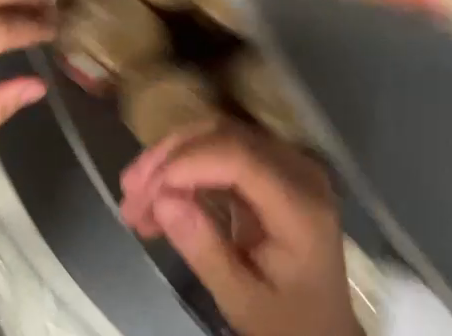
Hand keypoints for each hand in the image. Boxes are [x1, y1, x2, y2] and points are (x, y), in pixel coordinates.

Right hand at [120, 122, 359, 335]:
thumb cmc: (287, 323)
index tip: (145, 190)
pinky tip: (156, 196)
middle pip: (222, 136)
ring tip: (133, 198)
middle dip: (168, 159)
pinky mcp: (269, 166)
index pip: (239, 157)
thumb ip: (205, 251)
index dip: (187, 162)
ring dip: (168, 160)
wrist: (323, 332)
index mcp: (301, 207)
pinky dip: (182, 167)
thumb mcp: (244, 303)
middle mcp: (297, 171)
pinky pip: (217, 149)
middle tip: (129, 194)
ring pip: (213, 135)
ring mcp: (284, 164)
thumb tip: (162, 199)